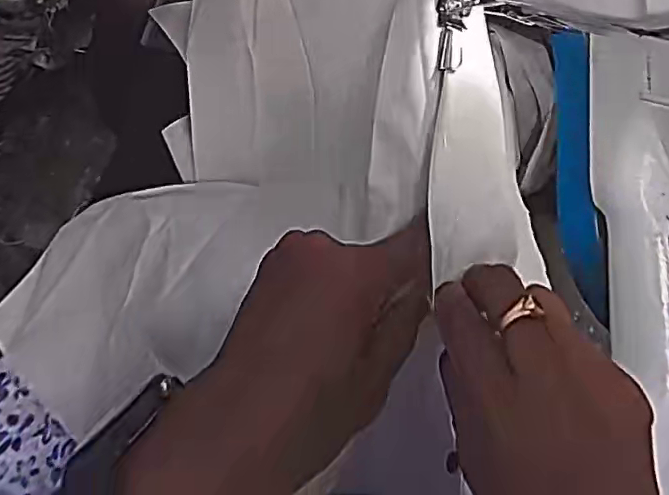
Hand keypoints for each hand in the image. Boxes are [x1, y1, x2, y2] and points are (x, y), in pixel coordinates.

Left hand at [117, 223, 429, 493]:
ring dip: (342, 287)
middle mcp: (322, 251)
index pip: (412, 241)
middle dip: (377, 286)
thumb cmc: (296, 413)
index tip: (434, 257)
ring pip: (340, 262)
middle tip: (368, 331)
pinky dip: (315, 288)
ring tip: (327, 340)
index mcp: (357, 272)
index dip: (427, 253)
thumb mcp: (378, 375)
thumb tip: (416, 292)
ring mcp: (292, 254)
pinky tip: (307, 332)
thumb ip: (407, 319)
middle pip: (372, 256)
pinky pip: (311, 265)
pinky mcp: (270, 265)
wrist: (235, 426)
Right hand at [436, 264, 659, 494]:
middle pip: (506, 291)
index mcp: (496, 399)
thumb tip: (456, 353)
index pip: (462, 319)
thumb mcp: (478, 453)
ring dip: (526, 304)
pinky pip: (584, 339)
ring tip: (515, 316)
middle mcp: (544, 374)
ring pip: (548, 303)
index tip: (450, 295)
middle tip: (475, 285)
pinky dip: (566, 344)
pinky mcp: (622, 380)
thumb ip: (463, 394)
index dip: (451, 300)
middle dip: (485, 282)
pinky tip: (557, 364)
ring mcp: (589, 371)